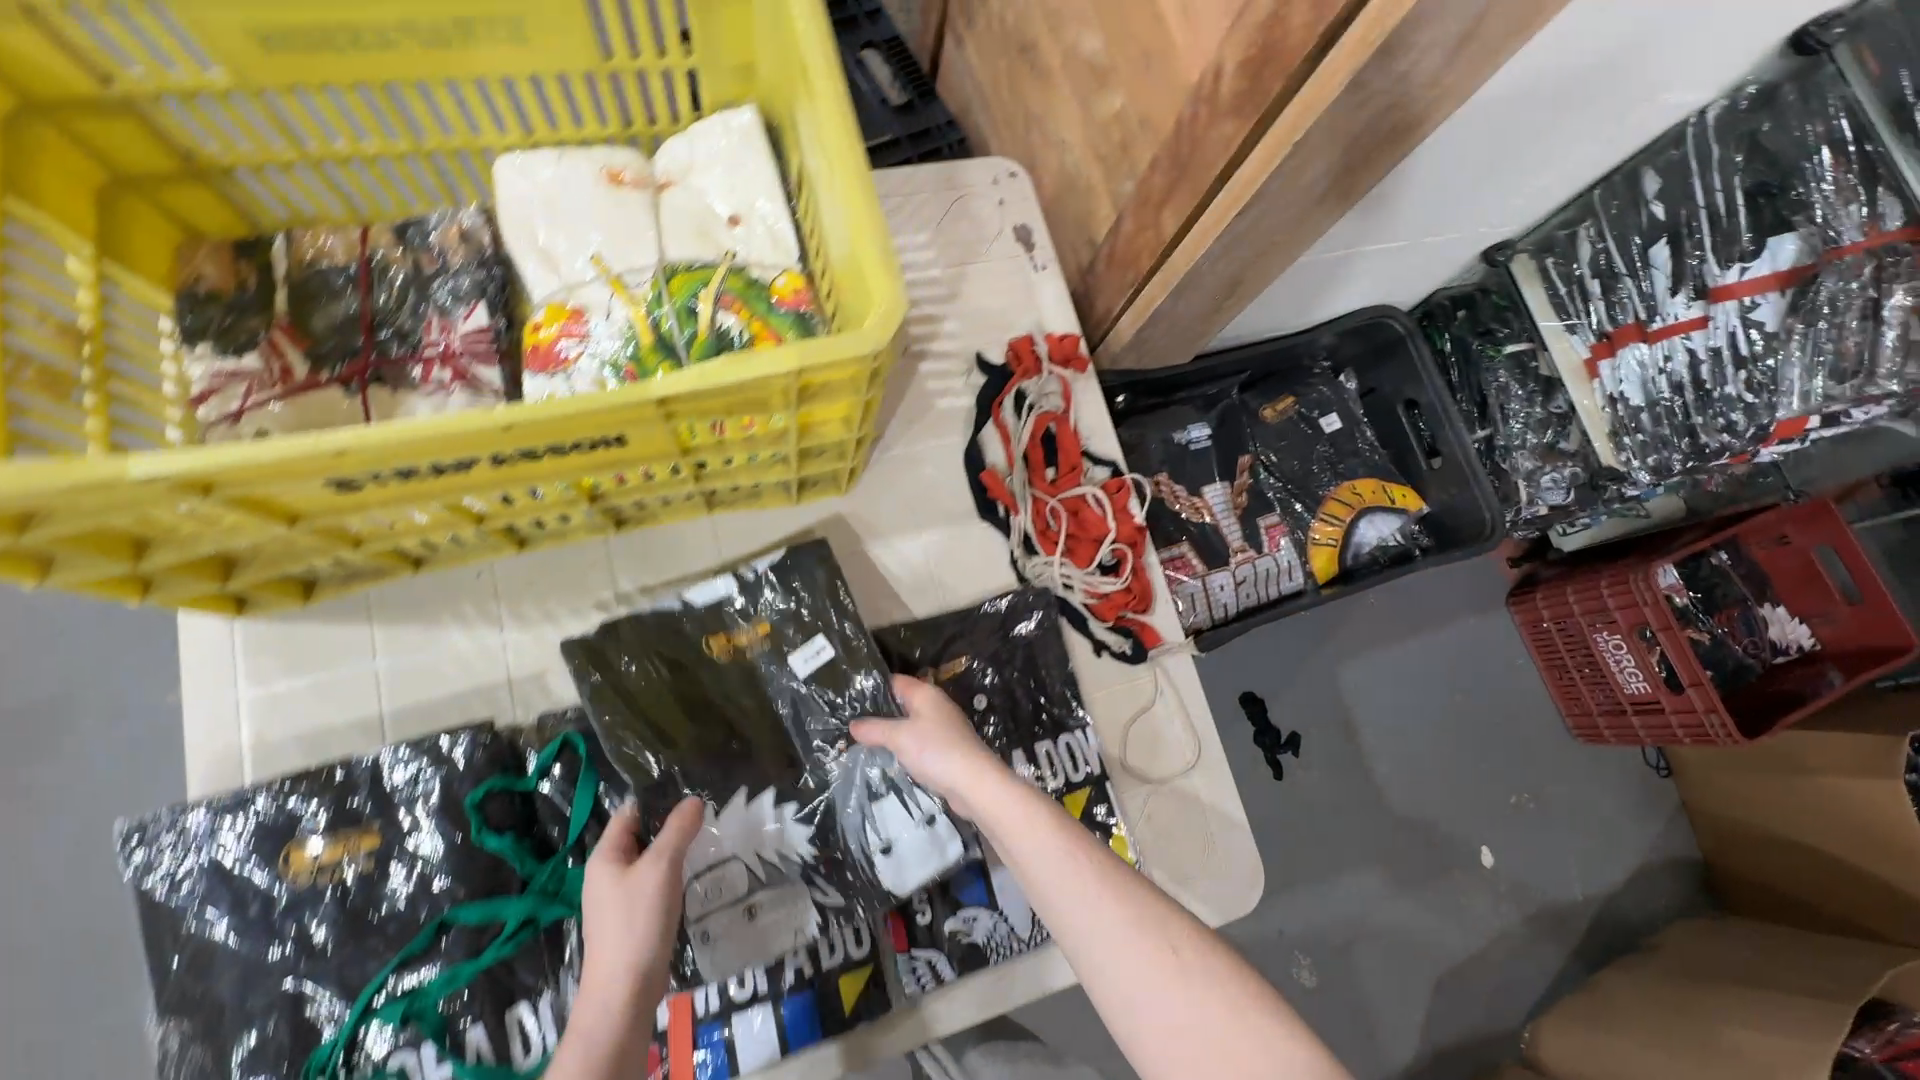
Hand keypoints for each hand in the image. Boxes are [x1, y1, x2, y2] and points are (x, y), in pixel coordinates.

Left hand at [576, 796, 703, 1021]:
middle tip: (706, 820)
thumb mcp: (662, 867)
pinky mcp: (630, 920)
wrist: (624, 990)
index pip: (630, 813)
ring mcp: (617, 899)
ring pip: (648, 863)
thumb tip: (694, 800)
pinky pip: (651, 887)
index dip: (658, 801)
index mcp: (605, 856)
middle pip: (640, 837)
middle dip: (670, 827)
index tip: (692, 797)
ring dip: (673, 854)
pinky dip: (671, 879)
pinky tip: (691, 882)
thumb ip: (678, 830)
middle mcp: (606, 874)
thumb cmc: (638, 921)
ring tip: (704, 846)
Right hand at [850, 675, 1011, 820]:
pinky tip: (891, 759)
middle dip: (879, 714)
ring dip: (892, 734)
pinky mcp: (947, 749)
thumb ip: (874, 728)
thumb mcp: (898, 737)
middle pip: (902, 704)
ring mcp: (943, 728)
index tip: (850, 700)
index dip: (873, 688)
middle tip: (851, 725)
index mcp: (926, 694)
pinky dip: (906, 749)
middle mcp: (936, 706)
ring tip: (864, 743)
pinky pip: (920, 743)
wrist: (974, 783)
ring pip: (910, 725)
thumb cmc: (935, 750)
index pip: (895, 682)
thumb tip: (852, 725)